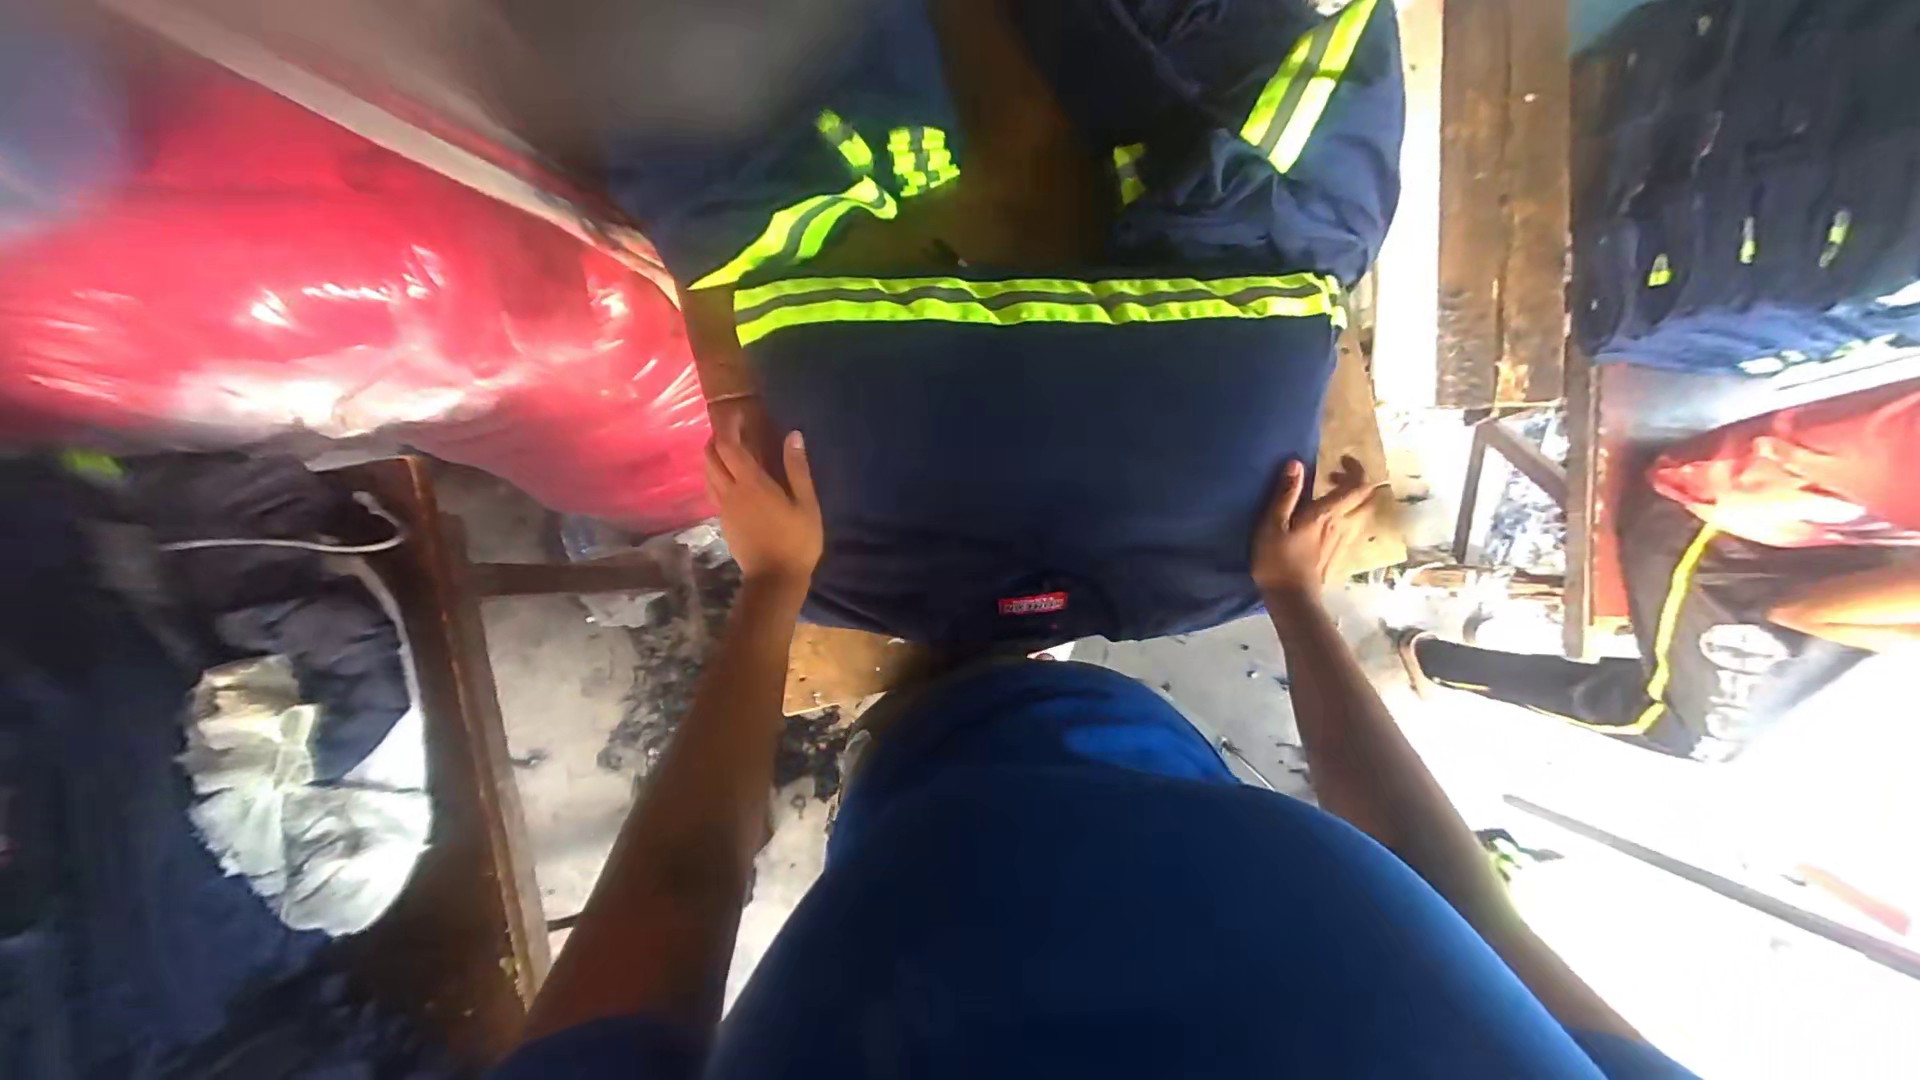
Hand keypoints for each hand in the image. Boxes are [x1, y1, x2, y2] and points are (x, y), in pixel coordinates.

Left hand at [706, 429, 822, 594]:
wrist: (775, 578)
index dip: (729, 426)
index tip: (739, 414)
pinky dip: (717, 475)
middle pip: (710, 456)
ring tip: (732, 452)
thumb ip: (797, 469)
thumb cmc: (797, 540)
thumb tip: (793, 435)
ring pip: (707, 473)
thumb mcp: (806, 504)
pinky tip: (733, 480)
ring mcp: (723, 507)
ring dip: (714, 457)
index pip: (729, 446)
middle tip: (734, 431)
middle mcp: (730, 491)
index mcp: (751, 483)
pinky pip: (713, 489)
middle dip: (717, 438)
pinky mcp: (724, 521)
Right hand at [1251, 455, 1381, 595]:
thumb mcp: (1272, 524)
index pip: (1358, 485)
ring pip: (1363, 513)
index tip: (1339, 460)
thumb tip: (1296, 464)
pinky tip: (1327, 521)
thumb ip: (1285, 494)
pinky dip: (1348, 516)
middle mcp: (1344, 525)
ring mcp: (1346, 541)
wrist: (1291, 597)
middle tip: (1331, 477)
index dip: (1355, 468)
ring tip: (1328, 497)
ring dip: (1352, 500)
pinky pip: (1355, 527)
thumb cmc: (1276, 559)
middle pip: (1368, 498)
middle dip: (1355, 482)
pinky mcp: (1342, 553)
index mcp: (1328, 514)